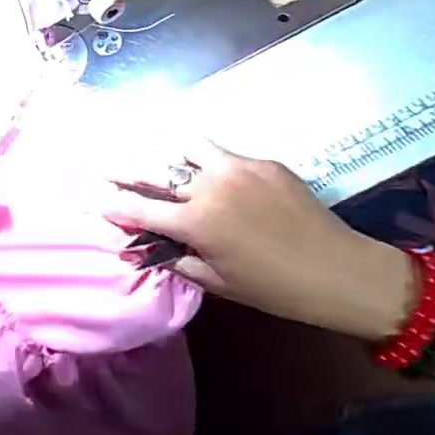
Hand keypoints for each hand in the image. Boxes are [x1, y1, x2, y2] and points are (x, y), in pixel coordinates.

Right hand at [104, 142, 418, 340]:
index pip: (141, 207)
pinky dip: (212, 165)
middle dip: (131, 170)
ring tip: (169, 167)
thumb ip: (176, 259)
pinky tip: (219, 181)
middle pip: (157, 168)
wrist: (336, 268)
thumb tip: (146, 247)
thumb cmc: (272, 287)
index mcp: (196, 221)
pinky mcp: (263, 161)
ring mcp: (238, 166)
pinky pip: (226, 155)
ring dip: (173, 157)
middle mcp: (210, 185)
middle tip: (116, 168)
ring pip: (189, 147)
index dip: (115, 203)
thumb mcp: (216, 281)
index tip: (98, 197)